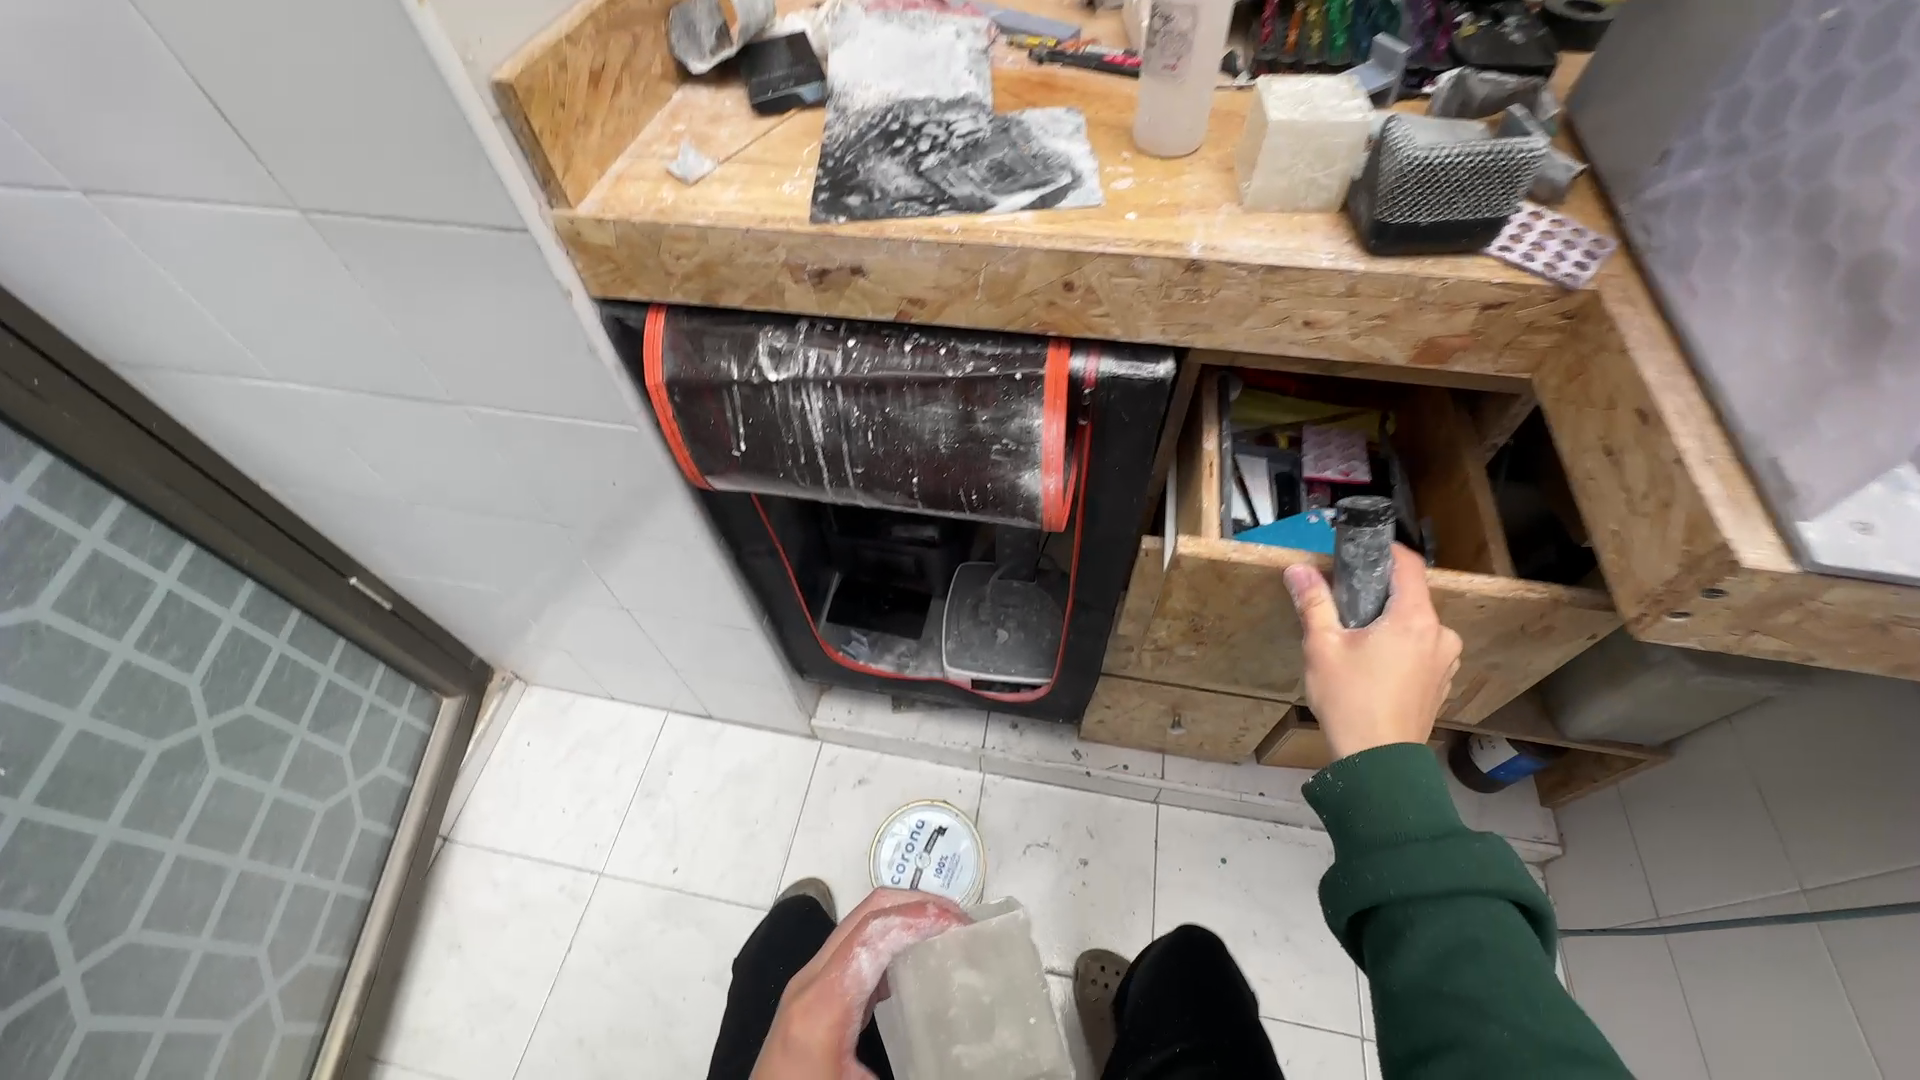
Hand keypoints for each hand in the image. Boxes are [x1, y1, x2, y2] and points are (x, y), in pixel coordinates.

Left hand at [751, 889, 971, 1079]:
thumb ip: (909, 1066)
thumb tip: (958, 1056)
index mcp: (823, 1002)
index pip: (874, 932)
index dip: (920, 917)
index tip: (963, 926)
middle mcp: (811, 978)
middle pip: (867, 912)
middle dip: (917, 903)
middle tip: (961, 921)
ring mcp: (809, 982)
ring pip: (859, 923)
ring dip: (904, 916)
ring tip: (946, 933)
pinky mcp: (813, 994)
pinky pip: (854, 947)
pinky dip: (890, 938)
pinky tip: (916, 961)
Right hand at [1283, 544, 1462, 759]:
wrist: (1378, 762)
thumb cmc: (1349, 700)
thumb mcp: (1322, 646)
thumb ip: (1314, 602)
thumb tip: (1299, 569)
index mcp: (1415, 619)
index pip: (1409, 565)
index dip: (1385, 551)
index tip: (1360, 549)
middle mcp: (1440, 635)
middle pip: (1410, 597)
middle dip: (1378, 594)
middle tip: (1343, 602)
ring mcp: (1445, 661)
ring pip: (1415, 625)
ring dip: (1388, 623)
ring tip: (1354, 639)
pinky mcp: (1441, 683)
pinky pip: (1421, 650)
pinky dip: (1398, 647)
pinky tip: (1371, 664)